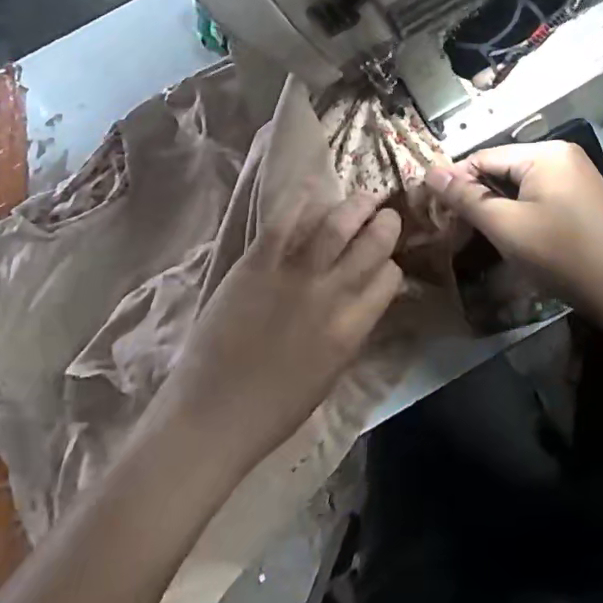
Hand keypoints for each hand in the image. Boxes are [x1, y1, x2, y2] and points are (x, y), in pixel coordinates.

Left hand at [150, 193, 403, 469]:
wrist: (212, 416)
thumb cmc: (275, 407)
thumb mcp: (332, 372)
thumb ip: (352, 329)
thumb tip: (362, 297)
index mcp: (352, 328)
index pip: (390, 277)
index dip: (390, 265)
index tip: (383, 263)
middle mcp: (331, 294)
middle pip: (374, 242)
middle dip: (385, 223)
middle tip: (384, 215)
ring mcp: (292, 276)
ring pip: (336, 223)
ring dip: (356, 205)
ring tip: (362, 198)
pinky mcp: (255, 265)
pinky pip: (284, 220)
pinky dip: (303, 199)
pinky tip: (315, 186)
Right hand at [426, 142, 602, 334]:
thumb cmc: (562, 255)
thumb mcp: (507, 227)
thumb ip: (467, 198)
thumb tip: (431, 172)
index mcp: (545, 153)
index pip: (484, 157)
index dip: (455, 182)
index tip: (432, 209)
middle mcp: (561, 156)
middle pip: (502, 169)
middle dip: (476, 196)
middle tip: (451, 228)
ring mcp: (575, 177)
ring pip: (520, 186)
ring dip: (496, 207)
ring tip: (474, 235)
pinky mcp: (581, 199)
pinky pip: (539, 197)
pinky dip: (519, 213)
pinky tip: (508, 237)